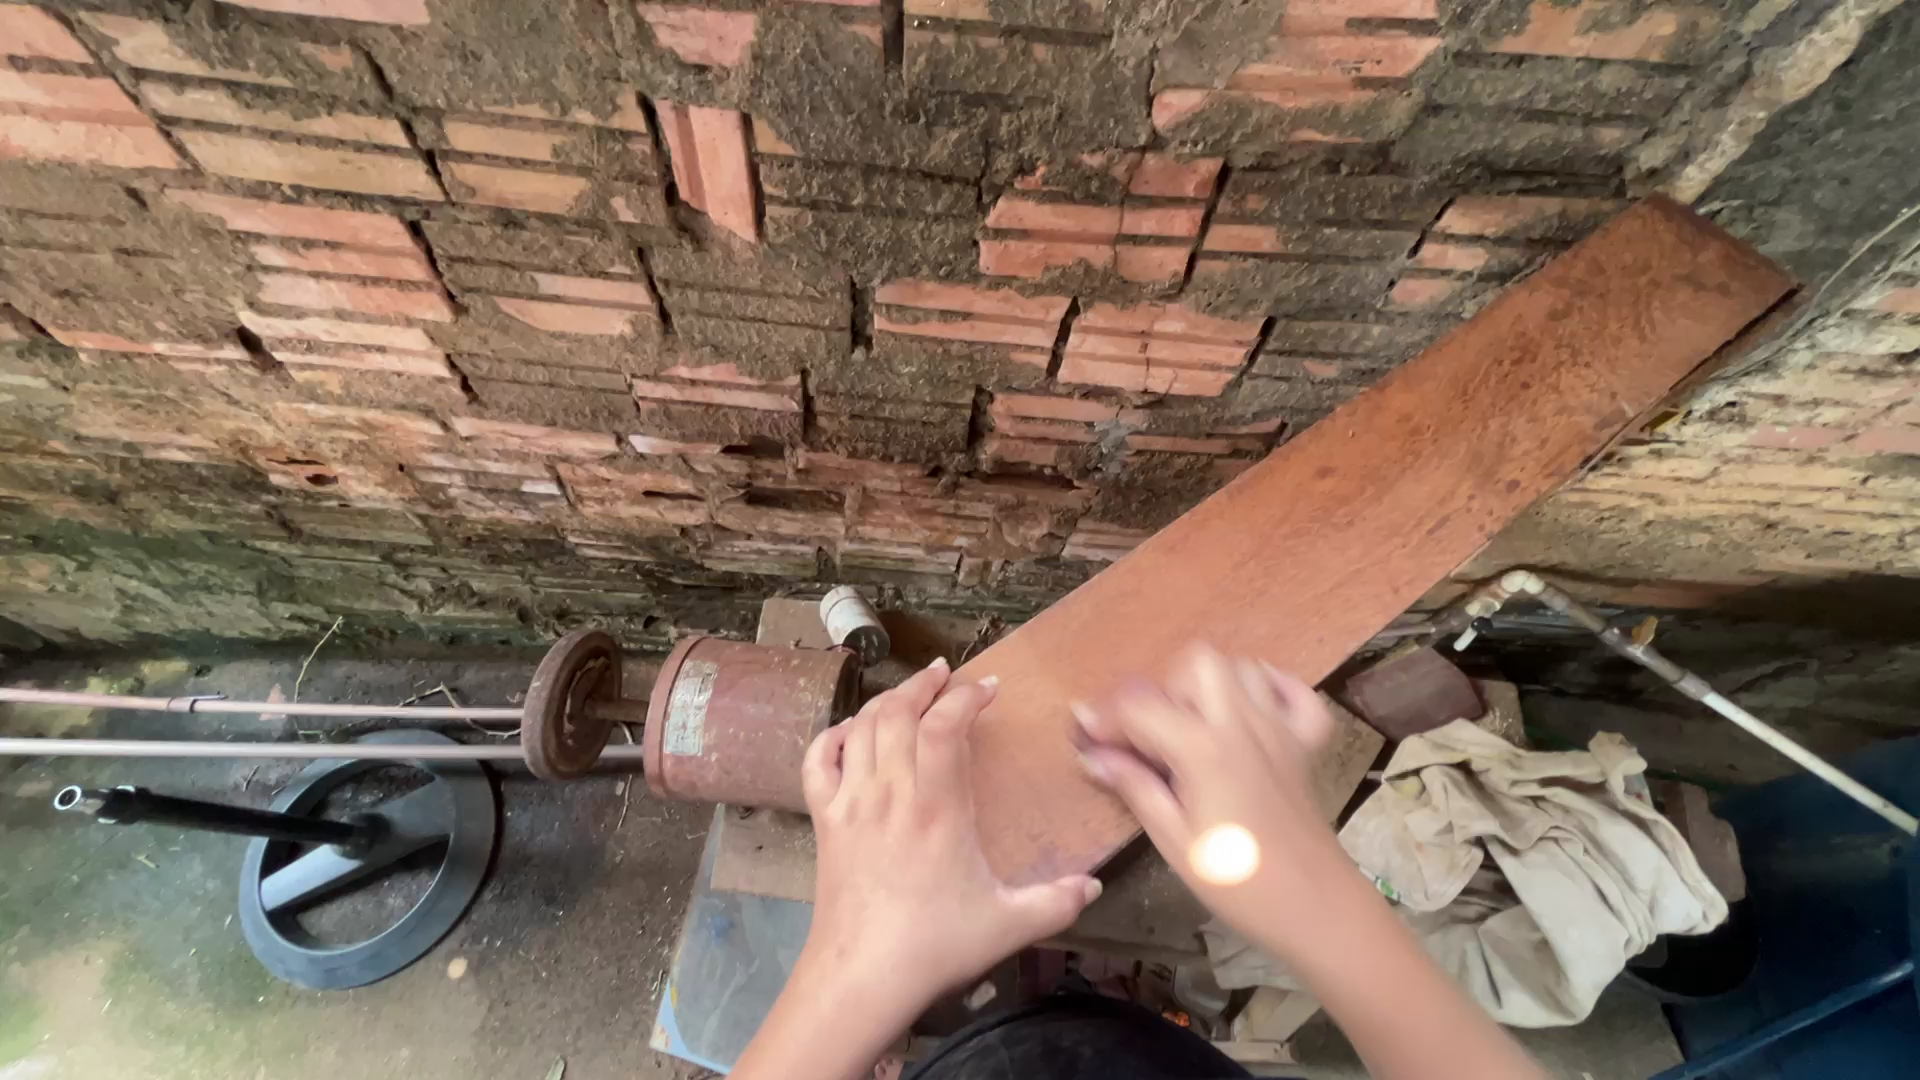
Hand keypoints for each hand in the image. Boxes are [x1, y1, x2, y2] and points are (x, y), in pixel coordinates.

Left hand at [798, 657, 1102, 1007]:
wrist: (860, 978)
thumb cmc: (934, 945)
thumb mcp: (1007, 925)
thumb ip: (1056, 902)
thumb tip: (1096, 886)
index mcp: (936, 805)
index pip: (945, 725)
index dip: (966, 696)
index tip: (987, 688)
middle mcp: (890, 790)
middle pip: (899, 712)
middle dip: (924, 683)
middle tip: (946, 674)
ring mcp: (851, 800)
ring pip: (862, 726)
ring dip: (887, 700)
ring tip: (910, 693)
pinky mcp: (825, 818)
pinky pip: (819, 760)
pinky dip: (833, 736)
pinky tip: (851, 733)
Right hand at [1074, 644, 1355, 963]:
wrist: (1318, 912)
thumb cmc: (1238, 883)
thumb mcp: (1172, 840)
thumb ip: (1134, 786)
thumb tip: (1091, 756)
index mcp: (1203, 747)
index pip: (1140, 708)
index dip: (1105, 719)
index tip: (1084, 734)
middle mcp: (1242, 722)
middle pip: (1197, 662)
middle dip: (1165, 687)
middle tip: (1152, 734)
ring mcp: (1279, 728)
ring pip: (1241, 668)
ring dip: (1210, 685)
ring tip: (1194, 725)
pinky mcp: (1305, 744)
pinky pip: (1296, 695)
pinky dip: (1273, 691)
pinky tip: (1251, 710)